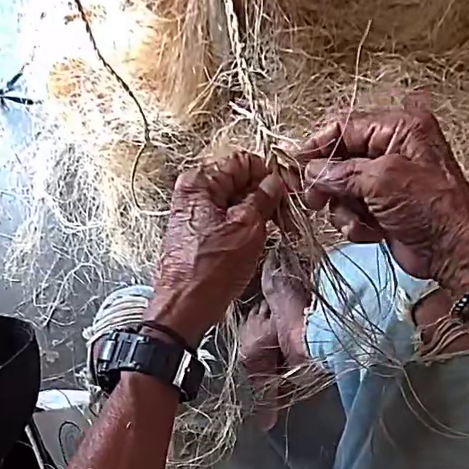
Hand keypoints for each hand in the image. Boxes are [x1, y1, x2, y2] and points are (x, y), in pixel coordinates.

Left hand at [148, 153, 288, 344]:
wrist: (184, 307)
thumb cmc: (211, 270)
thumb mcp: (247, 228)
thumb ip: (262, 199)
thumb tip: (274, 183)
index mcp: (199, 182)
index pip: (243, 161)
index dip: (267, 175)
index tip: (284, 194)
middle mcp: (191, 194)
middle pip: (237, 182)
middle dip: (262, 197)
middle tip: (282, 218)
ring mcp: (192, 216)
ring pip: (233, 205)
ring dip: (255, 216)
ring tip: (271, 234)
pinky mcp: (195, 237)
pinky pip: (224, 223)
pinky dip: (241, 230)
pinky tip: (253, 245)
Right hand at [296, 96, 468, 288]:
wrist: (452, 249)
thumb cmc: (429, 207)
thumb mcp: (382, 180)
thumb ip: (341, 172)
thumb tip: (310, 171)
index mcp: (398, 128)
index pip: (344, 127)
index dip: (317, 148)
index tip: (296, 169)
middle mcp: (391, 149)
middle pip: (338, 160)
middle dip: (327, 184)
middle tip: (314, 202)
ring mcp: (385, 181)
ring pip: (341, 190)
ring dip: (343, 210)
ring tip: (359, 222)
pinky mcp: (381, 208)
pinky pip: (351, 212)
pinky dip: (355, 224)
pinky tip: (371, 232)